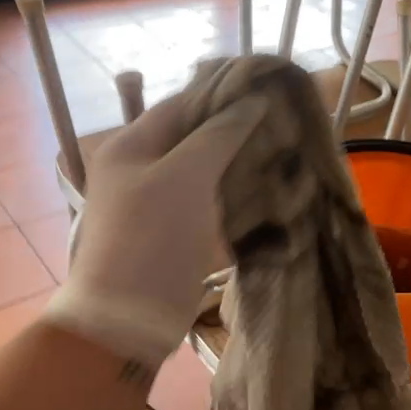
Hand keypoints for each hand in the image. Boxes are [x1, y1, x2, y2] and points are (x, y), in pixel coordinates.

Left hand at [42, 91, 268, 365]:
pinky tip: (264, 182)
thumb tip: (254, 101)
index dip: (224, 94)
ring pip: (204, 163)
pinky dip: (233, 184)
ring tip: (280, 147)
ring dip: (238, 156)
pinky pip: (207, 192)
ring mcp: (157, 198)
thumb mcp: (187, 175)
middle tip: (281, 121)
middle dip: (235, 125)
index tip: (269, 91)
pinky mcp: (174, 226)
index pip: (182, 103)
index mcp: (131, 145)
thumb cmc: (153, 237)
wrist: (129, 318)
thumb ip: (220, 133)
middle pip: (193, 132)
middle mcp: (140, 166)